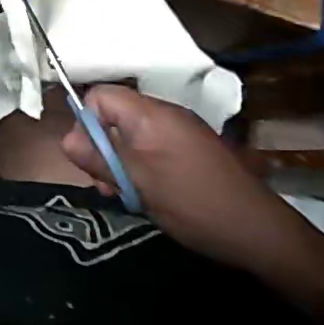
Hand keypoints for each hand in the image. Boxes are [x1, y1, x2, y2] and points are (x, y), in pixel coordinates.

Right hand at [60, 85, 315, 272]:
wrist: (257, 229)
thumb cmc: (193, 202)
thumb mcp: (139, 182)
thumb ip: (101, 158)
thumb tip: (65, 138)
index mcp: (151, 114)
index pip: (102, 95)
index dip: (86, 121)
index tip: (88, 158)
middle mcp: (166, 115)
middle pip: (115, 117)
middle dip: (103, 150)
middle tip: (107, 186)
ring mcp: (182, 133)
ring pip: (133, 138)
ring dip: (122, 165)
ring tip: (128, 198)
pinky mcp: (192, 152)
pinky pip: (153, 150)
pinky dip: (142, 170)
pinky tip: (149, 198)